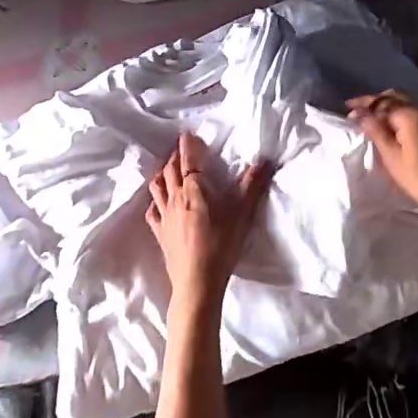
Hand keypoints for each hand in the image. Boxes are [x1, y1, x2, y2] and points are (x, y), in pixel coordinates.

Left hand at [147, 132, 271, 314]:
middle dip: (175, 157)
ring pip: (157, 187)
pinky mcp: (160, 234)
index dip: (188, 146)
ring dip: (162, 173)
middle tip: (181, 149)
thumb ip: (252, 186)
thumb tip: (265, 160)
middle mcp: (175, 199)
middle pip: (170, 171)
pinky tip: (157, 202)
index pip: (188, 161)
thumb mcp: (242, 216)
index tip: (187, 134)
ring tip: (167, 168)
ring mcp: (164, 217)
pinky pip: (152, 212)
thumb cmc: (221, 247)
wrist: (197, 283)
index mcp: (193, 191)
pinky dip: (154, 201)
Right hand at [348, 90, 417, 217]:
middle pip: (395, 96)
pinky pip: (415, 111)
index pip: (381, 103)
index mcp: (410, 115)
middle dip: (375, 100)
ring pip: (406, 102)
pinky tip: (391, 123)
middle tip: (357, 108)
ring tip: (372, 115)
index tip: (347, 112)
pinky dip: (400, 112)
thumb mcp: (392, 156)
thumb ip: (375, 131)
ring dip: (388, 105)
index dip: (363, 105)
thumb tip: (359, 114)